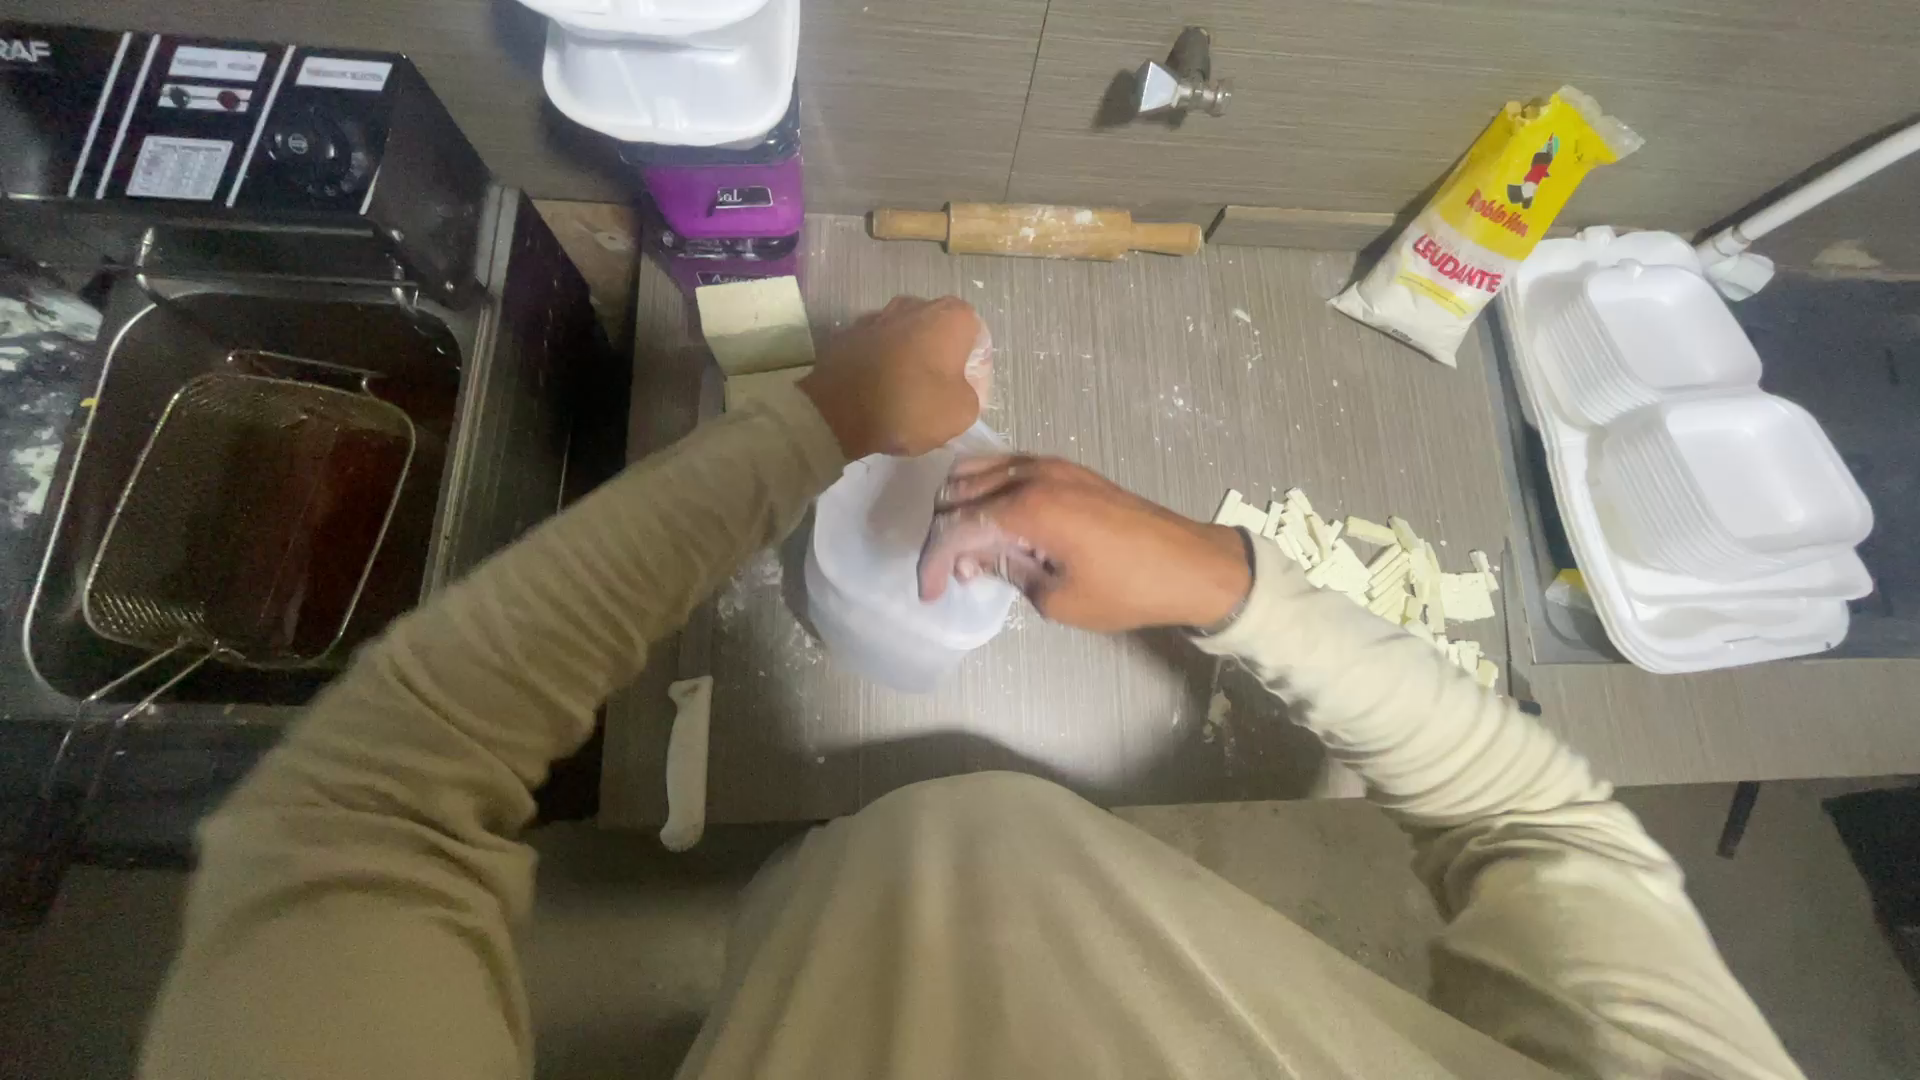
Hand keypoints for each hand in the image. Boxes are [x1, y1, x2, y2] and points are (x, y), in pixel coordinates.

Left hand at [798, 295, 990, 458]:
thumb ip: (972, 393)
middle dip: (941, 359)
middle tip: (937, 393)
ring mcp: (877, 315)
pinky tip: (877, 392)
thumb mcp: (962, 412)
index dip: (975, 368)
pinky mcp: (848, 333)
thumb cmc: (911, 406)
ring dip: (909, 360)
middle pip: (939, 333)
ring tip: (904, 394)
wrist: (838, 412)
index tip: (965, 394)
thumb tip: (958, 388)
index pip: (976, 337)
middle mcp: (914, 304)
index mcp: (950, 316)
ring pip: (905, 338)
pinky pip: (876, 348)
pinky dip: (881, 365)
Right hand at [918, 456, 1250, 632]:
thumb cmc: (1124, 590)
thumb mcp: (1056, 598)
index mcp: (1026, 507)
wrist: (1189, 564)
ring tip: (970, 550)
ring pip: (977, 471)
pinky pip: (1005, 467)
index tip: (930, 593)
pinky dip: (987, 491)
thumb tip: (973, 560)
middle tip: (951, 574)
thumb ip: (1006, 571)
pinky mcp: (1066, 467)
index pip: (956, 528)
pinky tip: (995, 523)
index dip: (934, 562)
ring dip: (962, 508)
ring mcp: (1050, 464)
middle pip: (957, 492)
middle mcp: (1031, 474)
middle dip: (943, 534)